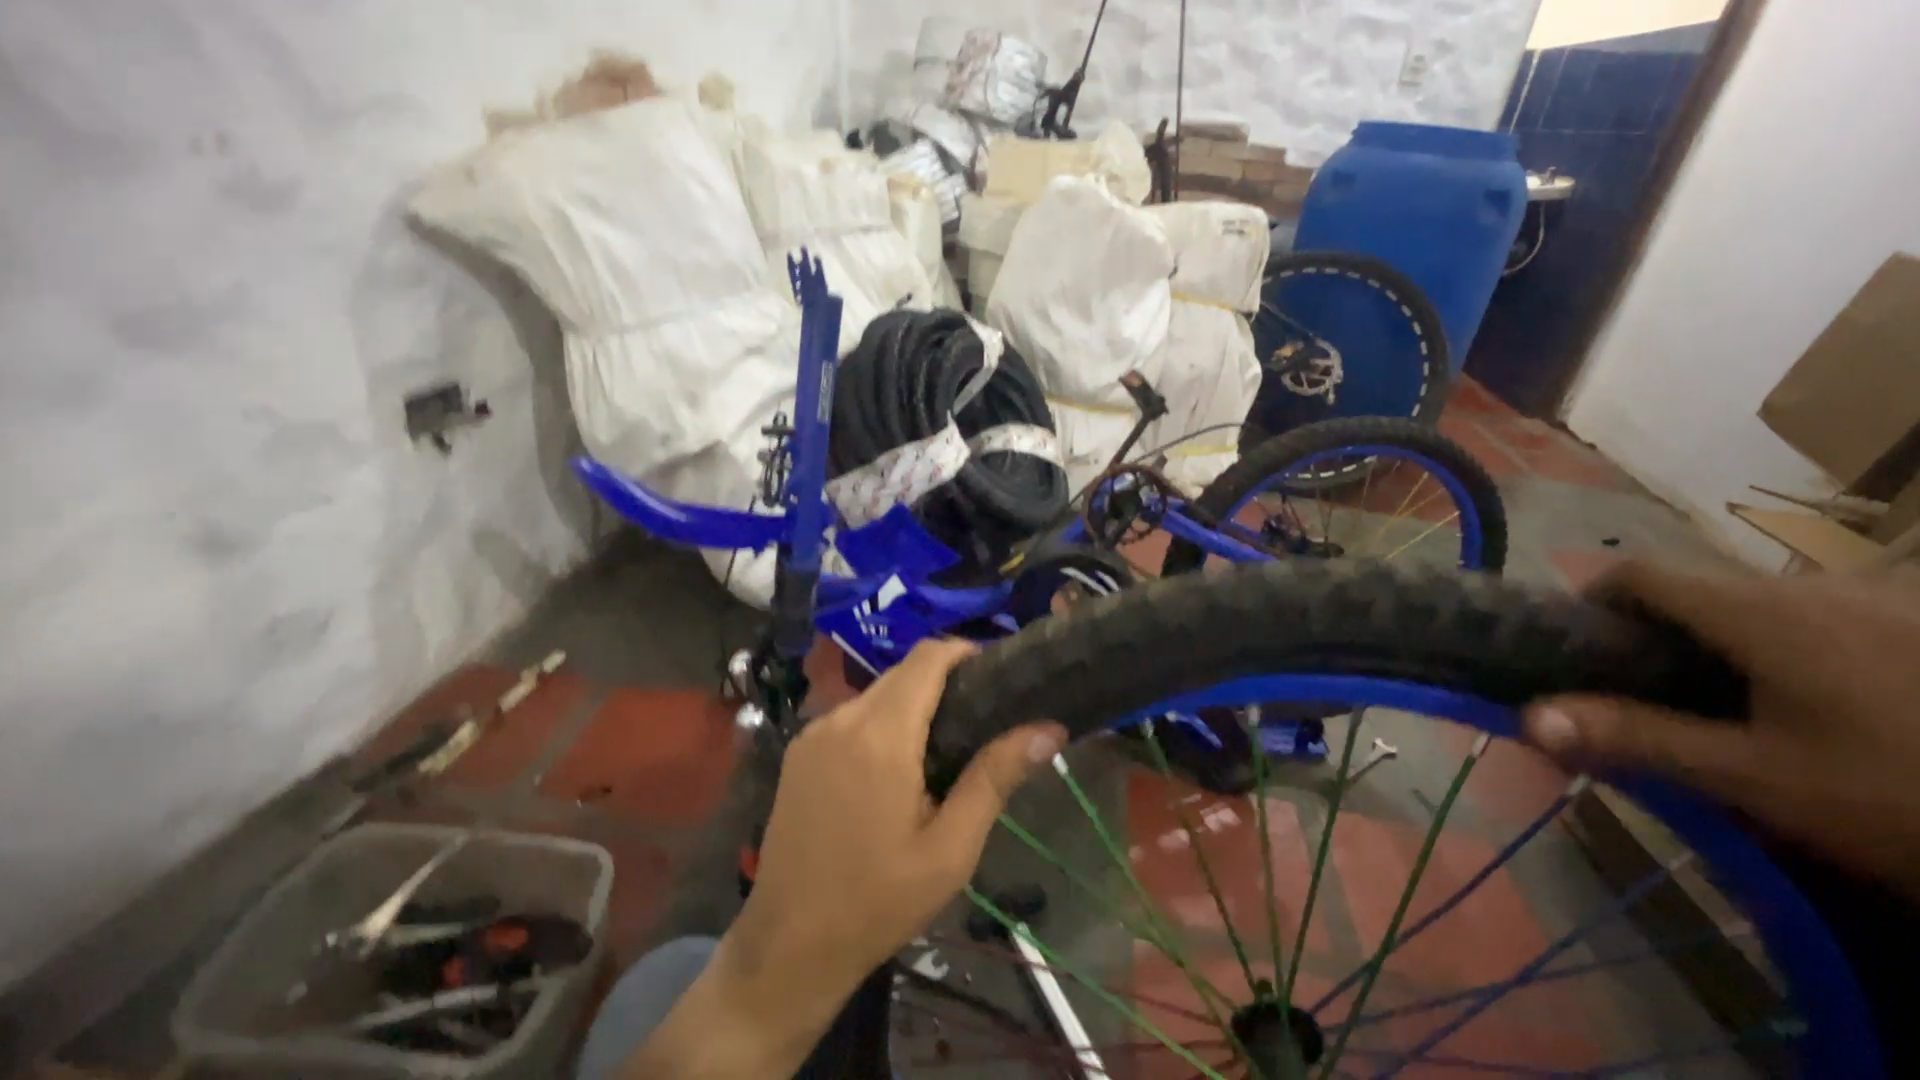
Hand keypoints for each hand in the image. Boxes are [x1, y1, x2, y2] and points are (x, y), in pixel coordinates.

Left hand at [729, 638, 1066, 994]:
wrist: (790, 943)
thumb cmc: (879, 901)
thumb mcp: (950, 849)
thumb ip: (995, 778)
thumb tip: (1048, 728)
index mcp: (881, 735)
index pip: (927, 657)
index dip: (965, 651)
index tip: (999, 672)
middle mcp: (842, 719)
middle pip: (901, 672)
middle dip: (943, 680)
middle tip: (984, 718)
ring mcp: (812, 734)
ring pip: (874, 694)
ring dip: (911, 703)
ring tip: (947, 746)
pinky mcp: (797, 753)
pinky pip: (849, 718)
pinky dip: (880, 722)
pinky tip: (898, 766)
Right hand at [1522, 561, 1919, 898]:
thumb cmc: (1897, 791)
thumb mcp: (1756, 778)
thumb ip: (1638, 738)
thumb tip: (1527, 718)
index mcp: (1759, 612)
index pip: (1638, 573)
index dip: (1592, 601)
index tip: (1578, 652)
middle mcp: (1813, 587)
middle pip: (1698, 589)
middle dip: (1658, 634)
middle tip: (1651, 699)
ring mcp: (1879, 600)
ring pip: (1761, 605)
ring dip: (1723, 643)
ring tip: (1734, 713)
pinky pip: (1822, 618)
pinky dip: (1786, 648)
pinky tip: (1820, 710)